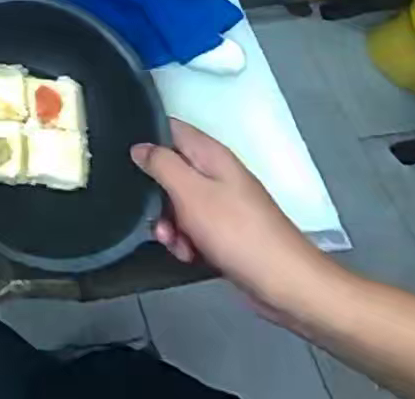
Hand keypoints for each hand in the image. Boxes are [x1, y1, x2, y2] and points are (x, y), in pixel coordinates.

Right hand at [130, 119, 339, 318]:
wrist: (290, 287)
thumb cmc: (236, 232)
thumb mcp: (189, 191)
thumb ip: (160, 163)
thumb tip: (139, 147)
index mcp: (210, 153)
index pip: (168, 127)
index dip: (145, 136)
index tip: (124, 155)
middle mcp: (216, 172)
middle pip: (169, 167)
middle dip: (155, 191)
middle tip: (151, 212)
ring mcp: (222, 202)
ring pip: (177, 200)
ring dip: (168, 220)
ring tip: (173, 242)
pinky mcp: (226, 230)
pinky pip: (193, 224)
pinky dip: (185, 238)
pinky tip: (188, 254)